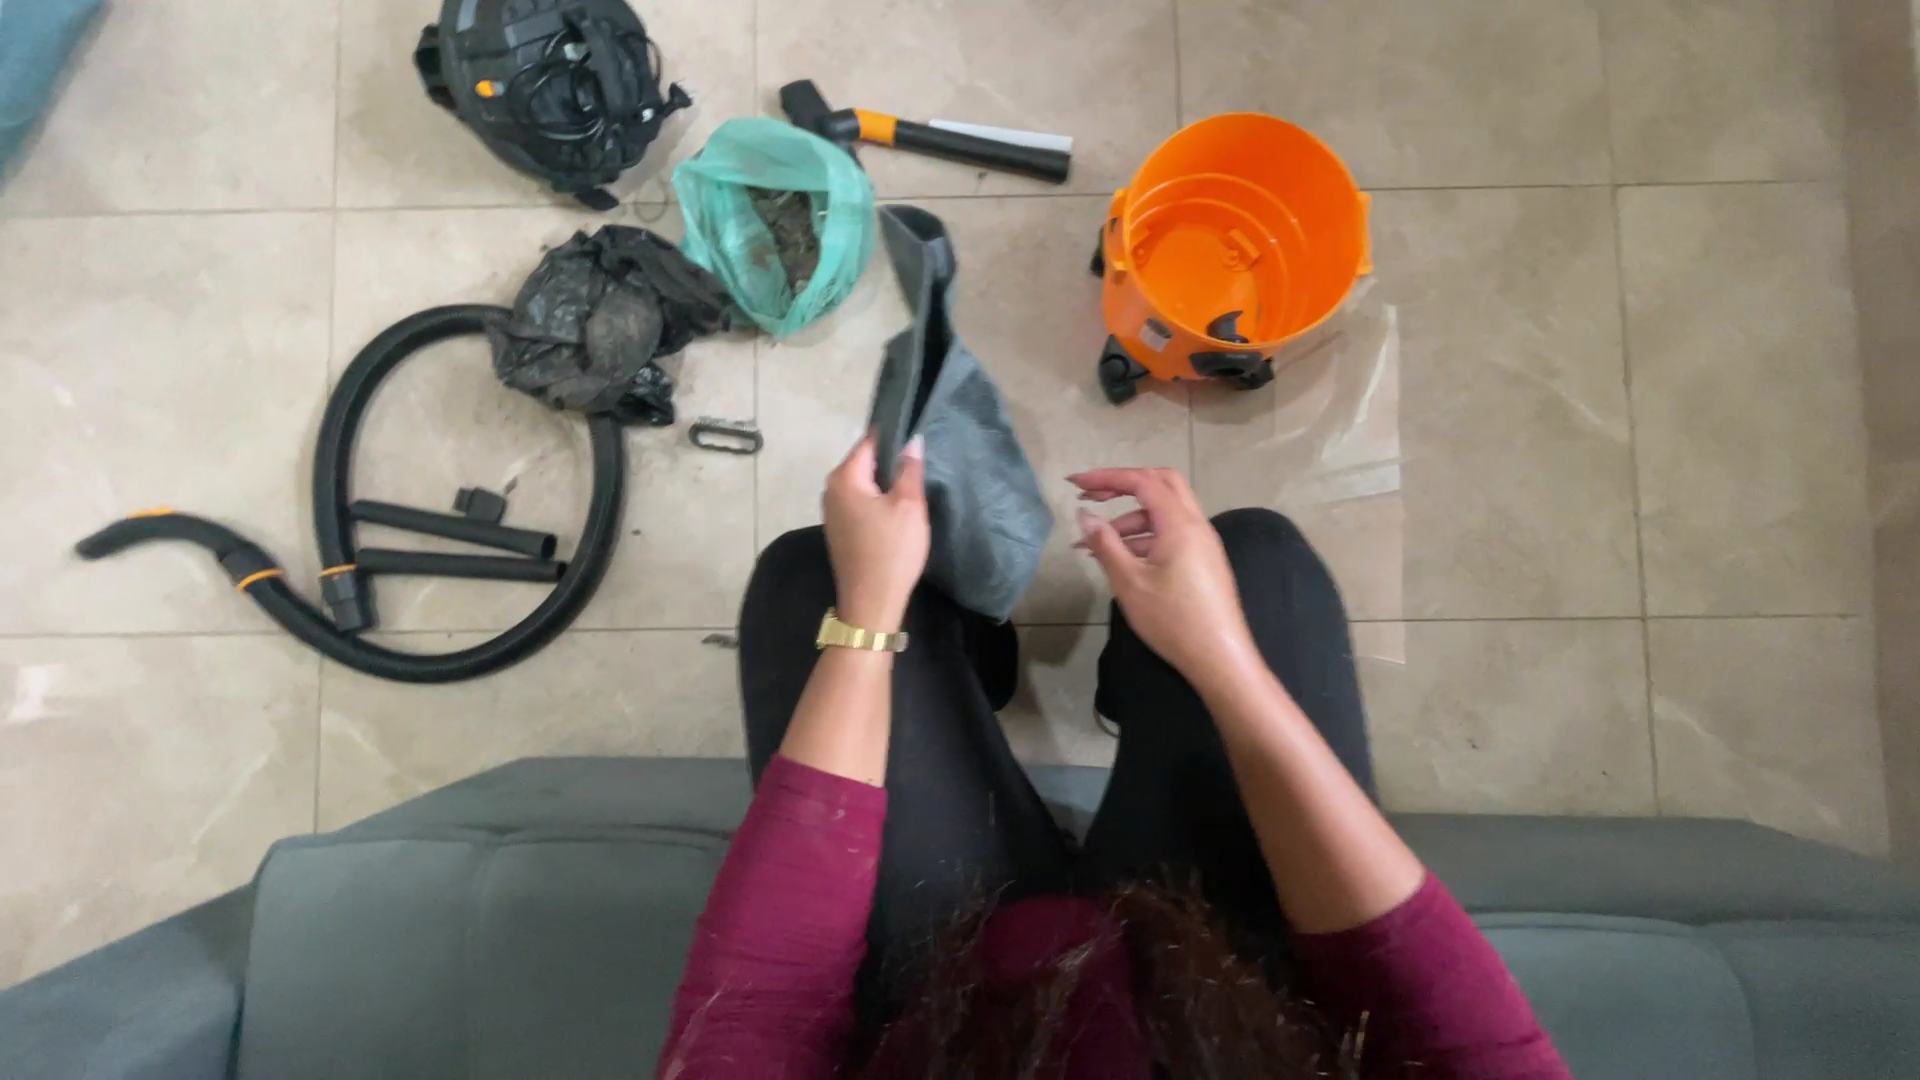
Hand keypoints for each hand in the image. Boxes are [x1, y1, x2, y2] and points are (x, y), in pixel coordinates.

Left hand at [823, 433, 930, 632]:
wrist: (872, 602)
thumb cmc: (892, 550)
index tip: (918, 435)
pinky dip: (877, 501)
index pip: (870, 441)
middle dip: (890, 461)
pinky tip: (897, 510)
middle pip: (864, 462)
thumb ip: (910, 469)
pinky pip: (860, 502)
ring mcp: (832, 511)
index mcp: (844, 477)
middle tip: (921, 464)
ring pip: (863, 484)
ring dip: (885, 483)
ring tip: (913, 486)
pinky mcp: (839, 530)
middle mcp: (831, 489)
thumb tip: (912, 440)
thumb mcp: (909, 505)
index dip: (894, 436)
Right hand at [1070, 467, 1259, 688]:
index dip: (1106, 477)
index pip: (1142, 481)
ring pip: (1163, 512)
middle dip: (1122, 485)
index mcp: (1180, 524)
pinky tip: (1119, 559)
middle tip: (1090, 496)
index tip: (1074, 481)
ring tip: (1093, 543)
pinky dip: (1142, 537)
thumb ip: (1105, 543)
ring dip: (1128, 518)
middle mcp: (1196, 524)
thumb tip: (1084, 514)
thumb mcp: (1129, 582)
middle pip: (1160, 484)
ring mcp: (1202, 543)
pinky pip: (1170, 533)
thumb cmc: (1173, 619)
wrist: (1220, 658)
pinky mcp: (1202, 560)